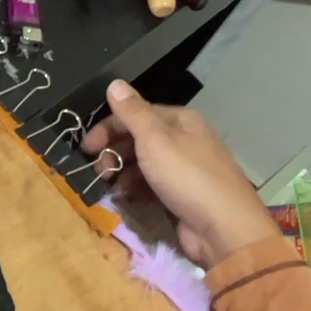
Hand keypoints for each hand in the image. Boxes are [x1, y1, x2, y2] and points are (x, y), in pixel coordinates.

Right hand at [81, 80, 277, 268]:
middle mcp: (183, 140)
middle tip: (97, 171)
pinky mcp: (180, 194)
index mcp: (180, 121)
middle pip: (137, 138)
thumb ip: (132, 113)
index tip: (86, 149)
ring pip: (141, 163)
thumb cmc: (187, 178)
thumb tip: (114, 83)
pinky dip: (135, 189)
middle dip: (113, 152)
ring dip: (120, 173)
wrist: (223, 228)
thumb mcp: (155, 140)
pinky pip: (150, 185)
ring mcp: (183, 168)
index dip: (107, 128)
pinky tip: (125, 199)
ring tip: (109, 187)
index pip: (135, 114)